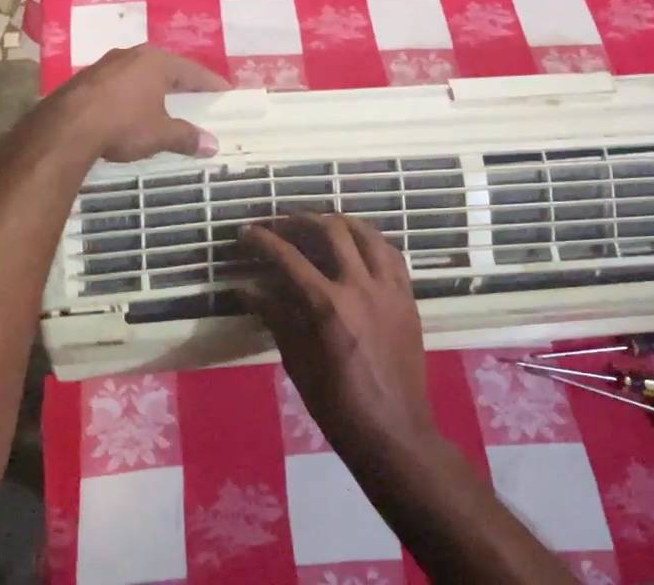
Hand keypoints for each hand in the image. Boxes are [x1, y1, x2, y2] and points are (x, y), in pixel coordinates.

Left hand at [47, 46, 229, 161]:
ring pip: (138, 73)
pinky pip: (118, 83)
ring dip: (152, 86)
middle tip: (196, 94)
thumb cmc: (123, 125)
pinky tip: (131, 107)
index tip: (225, 91)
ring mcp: (106, 64)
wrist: (67, 128)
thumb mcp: (160, 134)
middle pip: (165, 67)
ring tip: (165, 100)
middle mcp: (132, 55)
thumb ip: (186, 137)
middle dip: (180, 81)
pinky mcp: (86, 78)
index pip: (192, 71)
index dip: (210, 83)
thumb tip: (212, 145)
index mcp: (157, 62)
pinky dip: (130, 93)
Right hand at [241, 214, 437, 454]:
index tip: (245, 232)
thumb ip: (275, 315)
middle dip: (300, 221)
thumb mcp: (296, 360)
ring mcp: (389, 290)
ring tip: (320, 225)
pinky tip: (357, 245)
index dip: (262, 240)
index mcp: (328, 306)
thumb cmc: (336, 404)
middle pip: (330, 231)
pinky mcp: (408, 298)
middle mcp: (360, 287)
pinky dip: (371, 241)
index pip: (288, 257)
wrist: (393, 432)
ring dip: (339, 223)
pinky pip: (391, 254)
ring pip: (366, 234)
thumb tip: (246, 287)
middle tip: (281, 226)